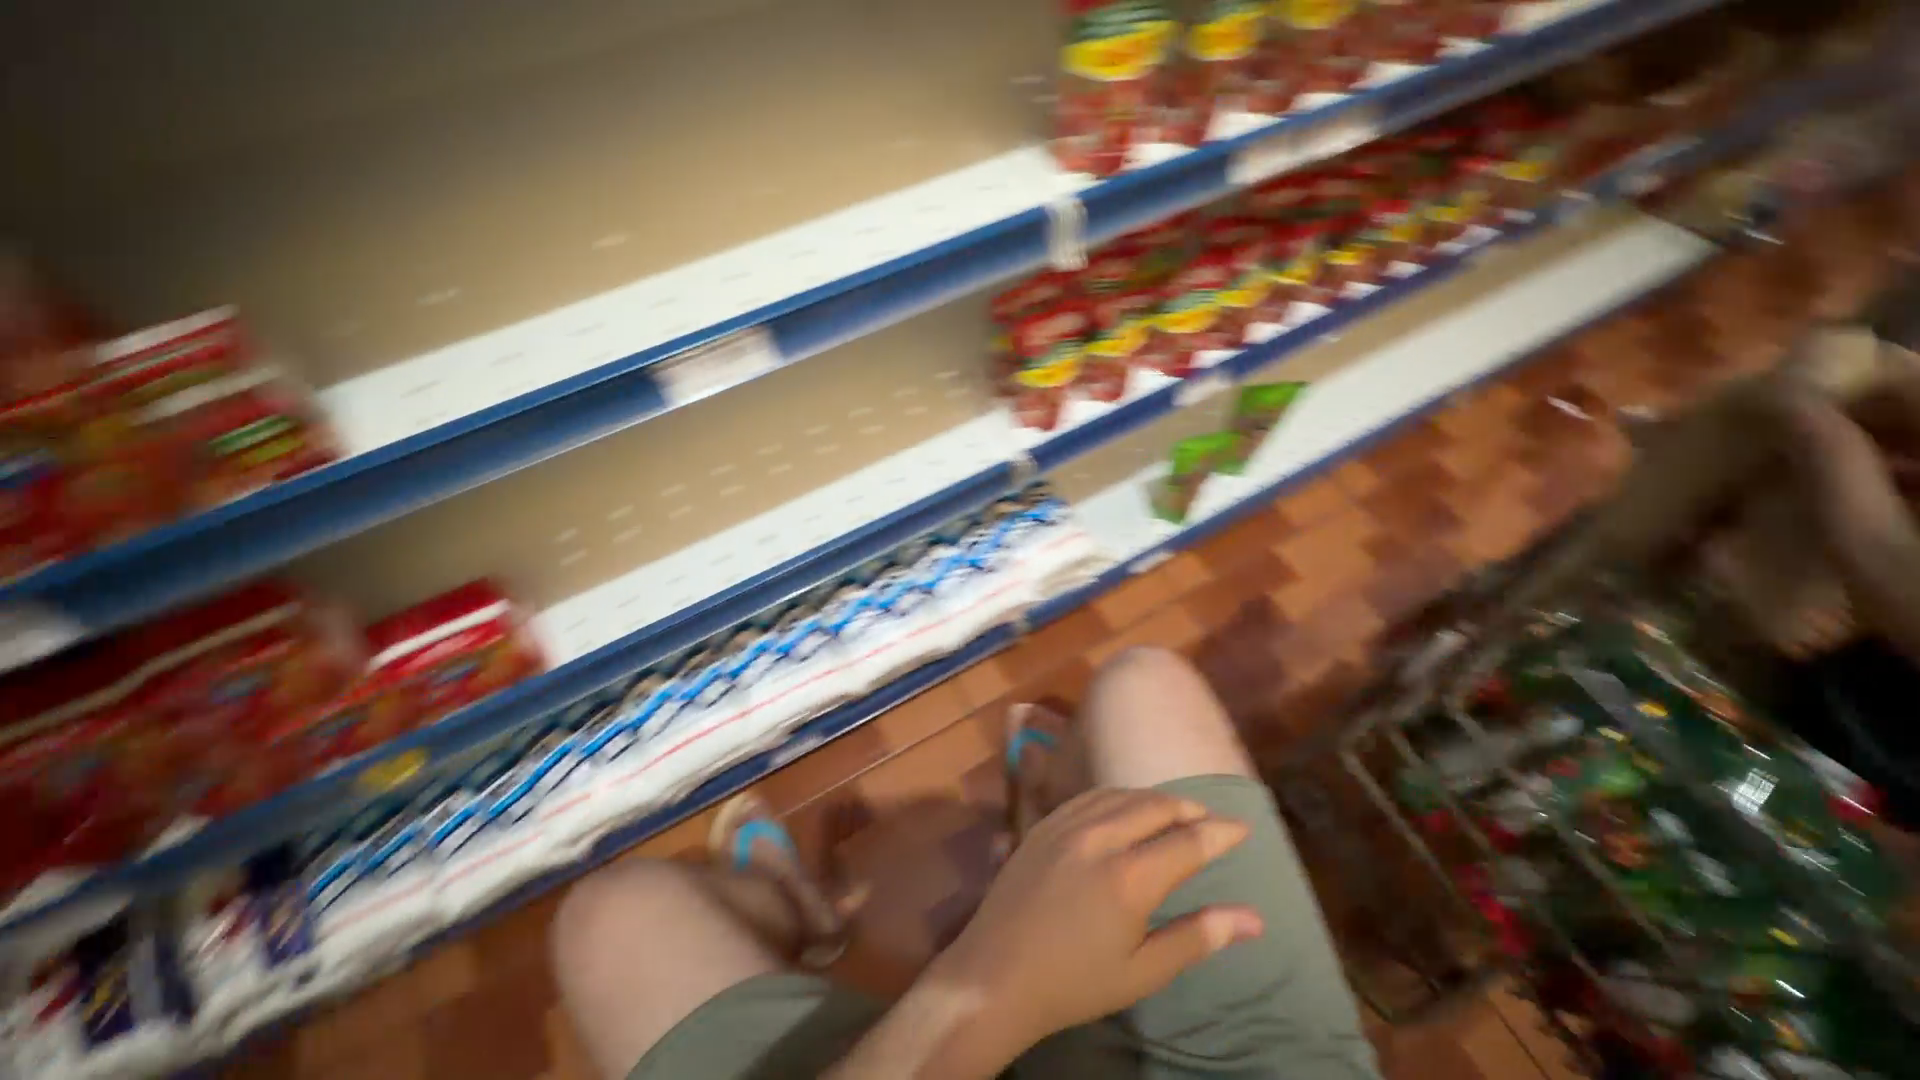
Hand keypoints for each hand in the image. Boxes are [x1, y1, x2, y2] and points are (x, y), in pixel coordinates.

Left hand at [926, 789, 1261, 1057]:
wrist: (995, 976)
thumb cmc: (1074, 983)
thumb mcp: (1143, 971)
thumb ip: (1198, 937)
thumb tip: (1254, 918)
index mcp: (1130, 877)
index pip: (1189, 840)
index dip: (1221, 832)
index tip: (1244, 829)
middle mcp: (1099, 839)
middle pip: (1156, 806)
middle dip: (1190, 809)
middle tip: (1211, 820)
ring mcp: (1065, 827)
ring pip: (1120, 794)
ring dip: (1154, 799)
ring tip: (1174, 812)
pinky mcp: (1041, 826)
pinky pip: (1087, 797)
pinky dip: (1116, 796)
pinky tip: (1123, 807)